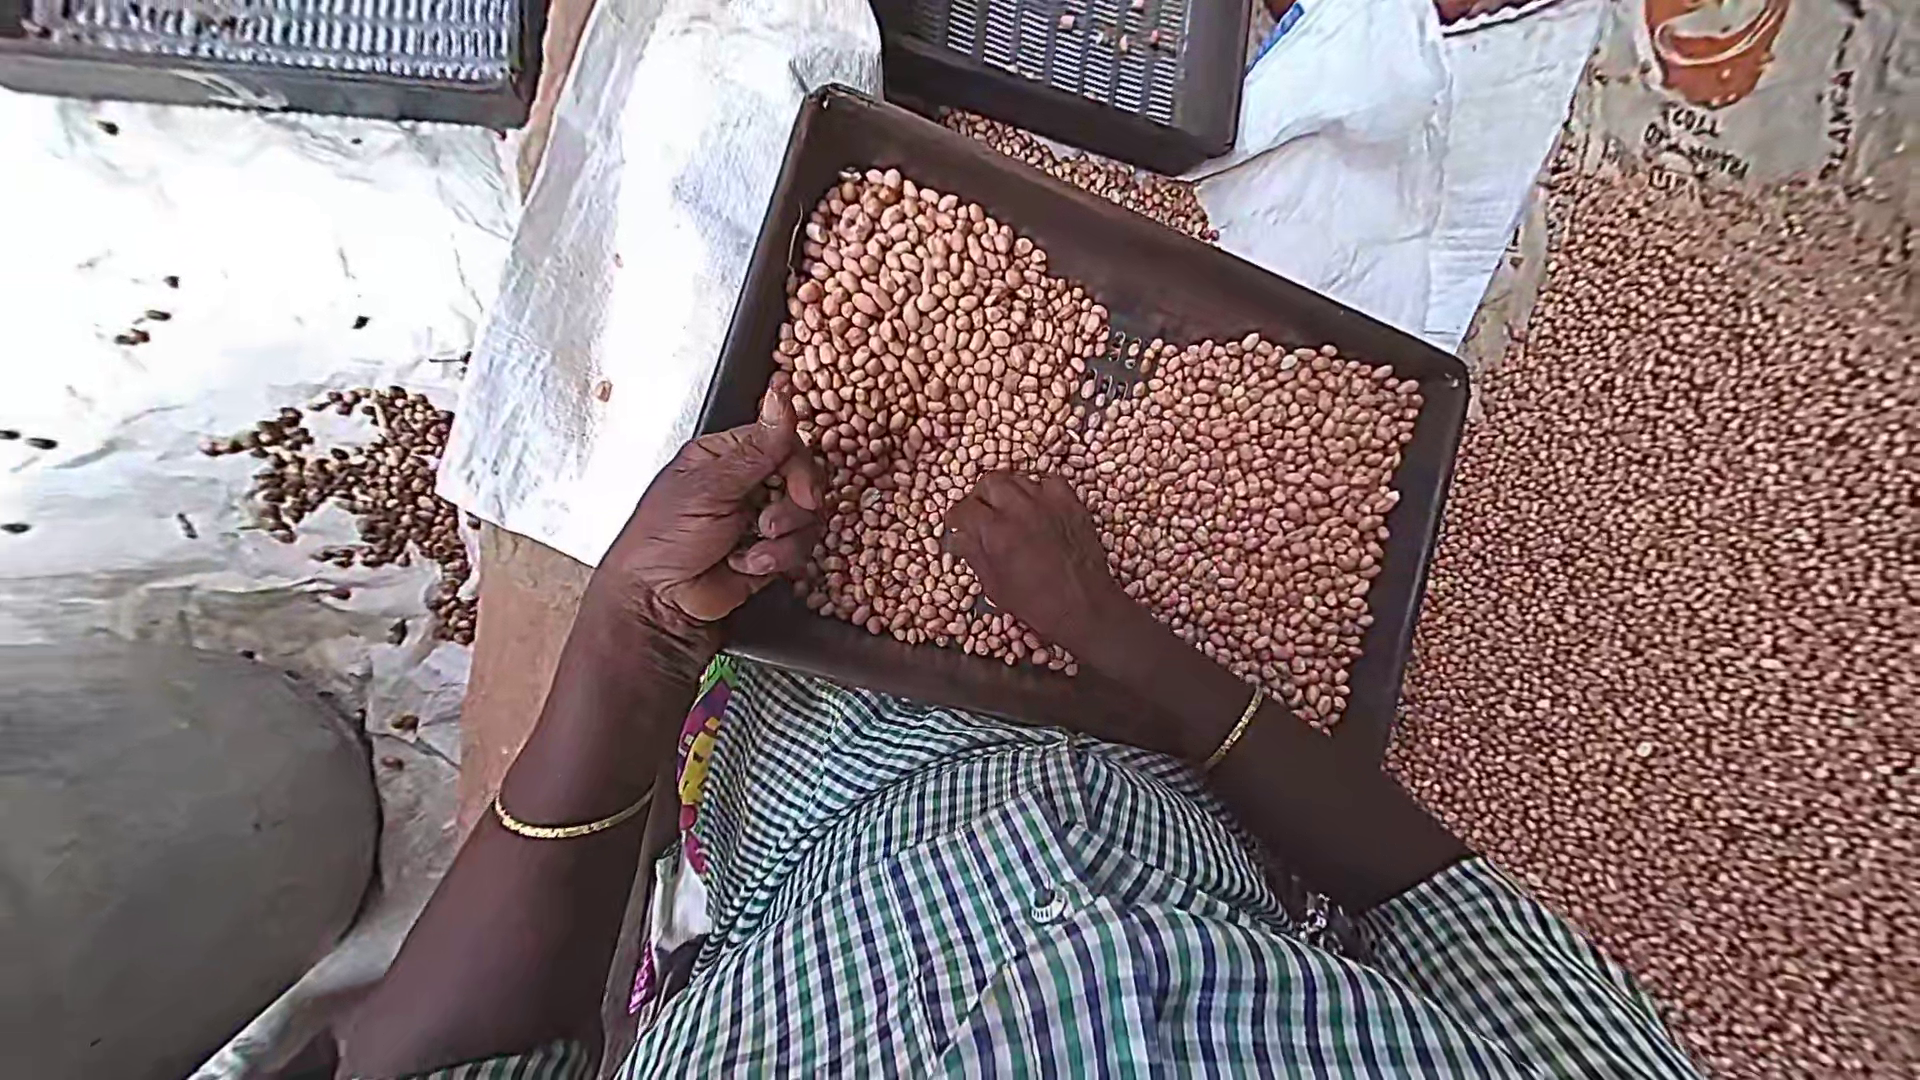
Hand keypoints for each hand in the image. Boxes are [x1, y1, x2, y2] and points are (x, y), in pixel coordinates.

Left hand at [582, 374, 822, 668]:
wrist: (660, 602)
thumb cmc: (664, 540)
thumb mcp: (709, 488)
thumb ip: (756, 449)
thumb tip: (780, 396)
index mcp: (727, 456)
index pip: (783, 442)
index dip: (798, 465)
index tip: (800, 488)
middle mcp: (749, 483)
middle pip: (804, 479)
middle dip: (792, 506)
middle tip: (769, 523)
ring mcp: (763, 516)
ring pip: (807, 516)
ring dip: (783, 539)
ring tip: (750, 550)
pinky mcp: (773, 549)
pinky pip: (802, 545)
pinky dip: (778, 559)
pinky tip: (748, 565)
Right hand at [943, 471, 1128, 656]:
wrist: (1084, 607)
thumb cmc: (1037, 604)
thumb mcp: (995, 585)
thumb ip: (974, 554)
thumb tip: (959, 538)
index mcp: (995, 532)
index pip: (964, 509)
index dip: (957, 518)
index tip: (957, 525)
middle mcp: (1019, 509)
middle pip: (989, 483)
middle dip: (980, 497)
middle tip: (980, 513)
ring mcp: (1048, 503)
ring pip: (1018, 479)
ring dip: (1007, 492)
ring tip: (1007, 510)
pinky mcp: (1071, 504)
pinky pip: (1050, 482)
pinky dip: (1039, 490)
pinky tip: (1037, 506)